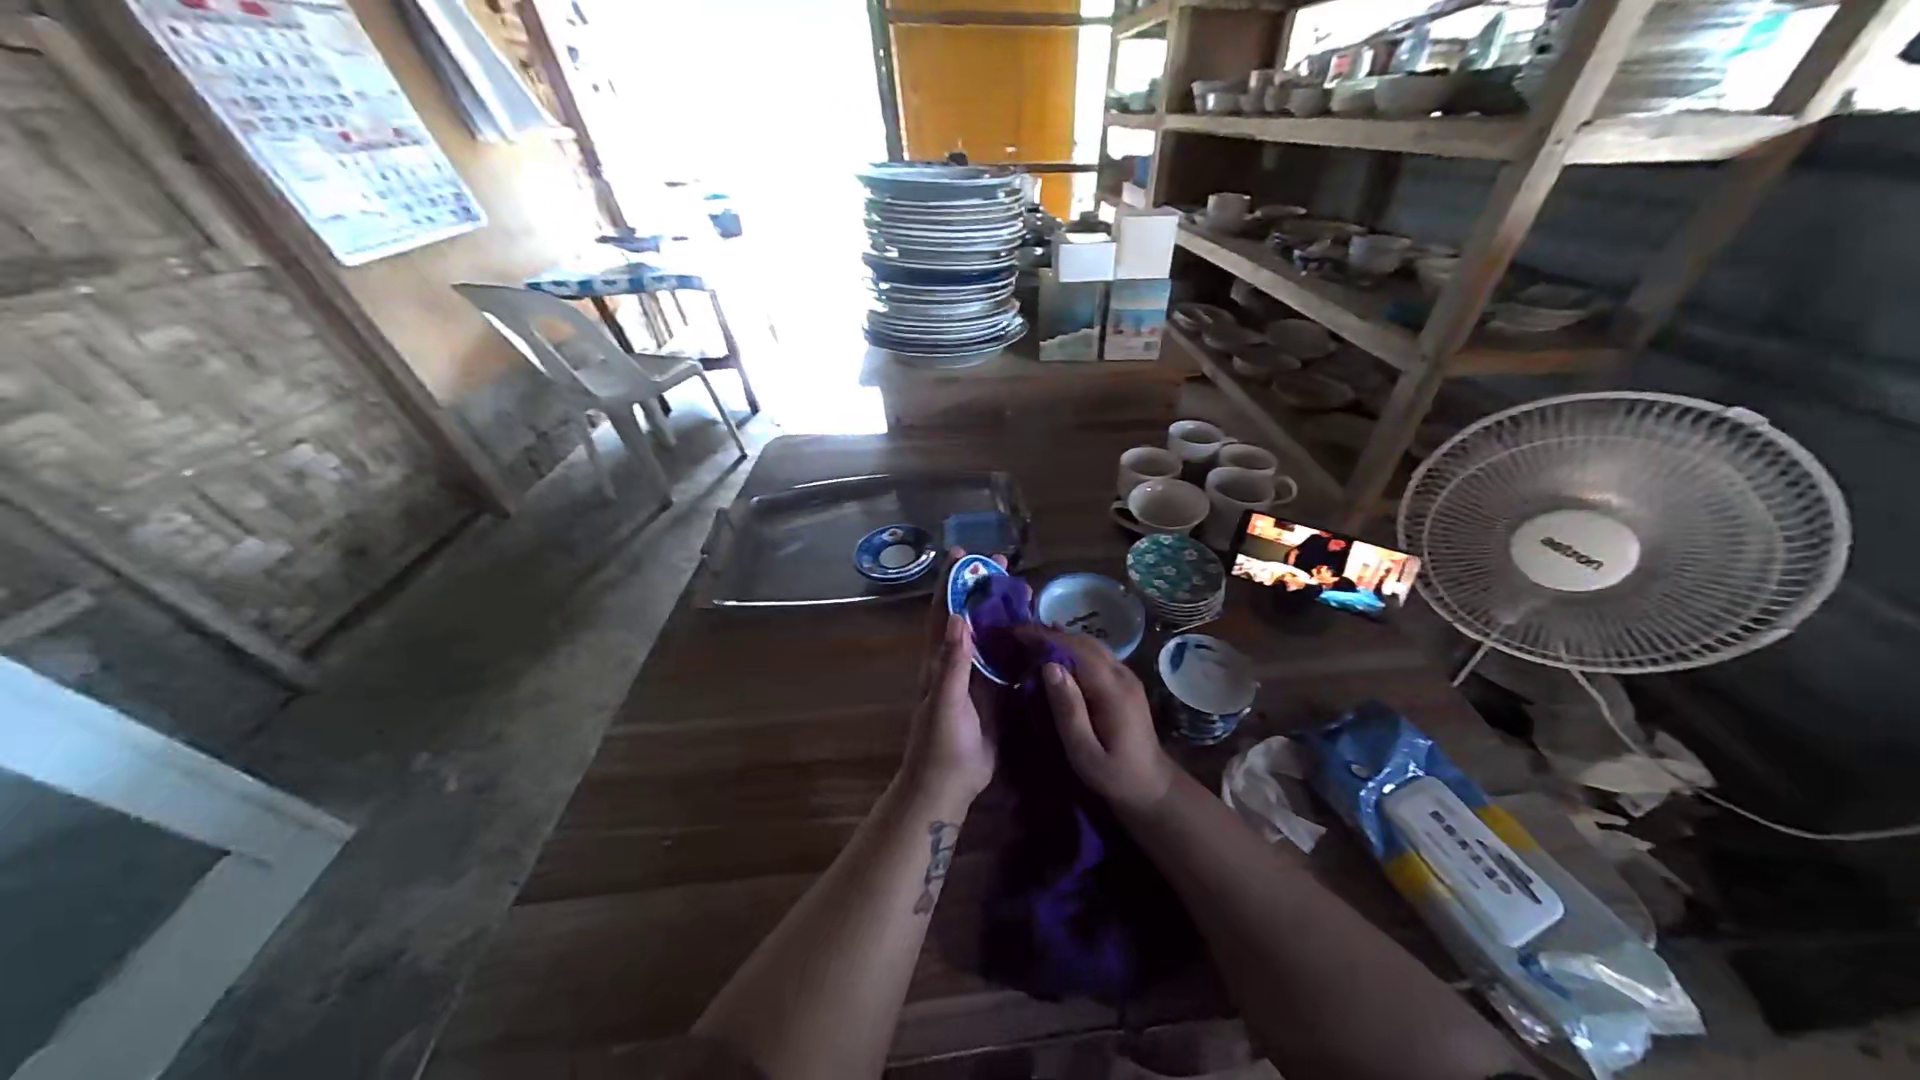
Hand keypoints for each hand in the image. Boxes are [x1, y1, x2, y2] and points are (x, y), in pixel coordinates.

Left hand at [900, 551, 1001, 805]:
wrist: (948, 784)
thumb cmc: (940, 743)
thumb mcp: (946, 702)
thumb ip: (952, 663)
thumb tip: (957, 617)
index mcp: (938, 660)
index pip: (943, 612)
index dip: (950, 583)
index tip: (962, 554)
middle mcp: (956, 662)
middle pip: (969, 617)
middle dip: (981, 589)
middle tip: (1003, 565)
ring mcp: (975, 678)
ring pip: (989, 637)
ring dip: (1002, 613)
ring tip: (1024, 590)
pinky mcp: (993, 695)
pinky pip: (1005, 662)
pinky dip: (1017, 645)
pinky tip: (1035, 633)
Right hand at [1029, 627, 1176, 815]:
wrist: (1152, 786)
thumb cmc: (1114, 775)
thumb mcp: (1084, 752)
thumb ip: (1068, 710)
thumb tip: (1049, 667)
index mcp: (1112, 690)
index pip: (1076, 651)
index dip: (1045, 638)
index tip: (1016, 632)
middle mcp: (1122, 675)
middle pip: (1084, 643)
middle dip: (1049, 634)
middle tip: (1017, 635)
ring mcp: (1127, 676)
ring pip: (1091, 646)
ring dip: (1061, 639)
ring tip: (1030, 640)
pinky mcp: (1125, 682)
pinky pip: (1096, 655)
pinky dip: (1073, 649)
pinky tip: (1056, 654)